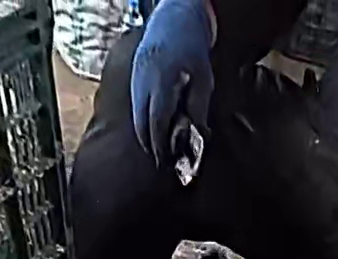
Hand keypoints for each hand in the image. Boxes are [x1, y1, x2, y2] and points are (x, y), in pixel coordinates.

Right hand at [130, 0, 214, 167]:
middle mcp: (143, 80)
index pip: (156, 121)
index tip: (165, 162)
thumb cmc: (194, 50)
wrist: (175, 17)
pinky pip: (134, 104)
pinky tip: (152, 131)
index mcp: (161, 81)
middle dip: (150, 145)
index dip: (159, 145)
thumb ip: (199, 109)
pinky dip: (141, 121)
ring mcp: (135, 76)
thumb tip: (199, 137)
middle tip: (161, 163)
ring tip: (156, 151)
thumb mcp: (204, 80)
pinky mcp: (134, 75)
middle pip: (141, 122)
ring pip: (134, 114)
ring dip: (144, 135)